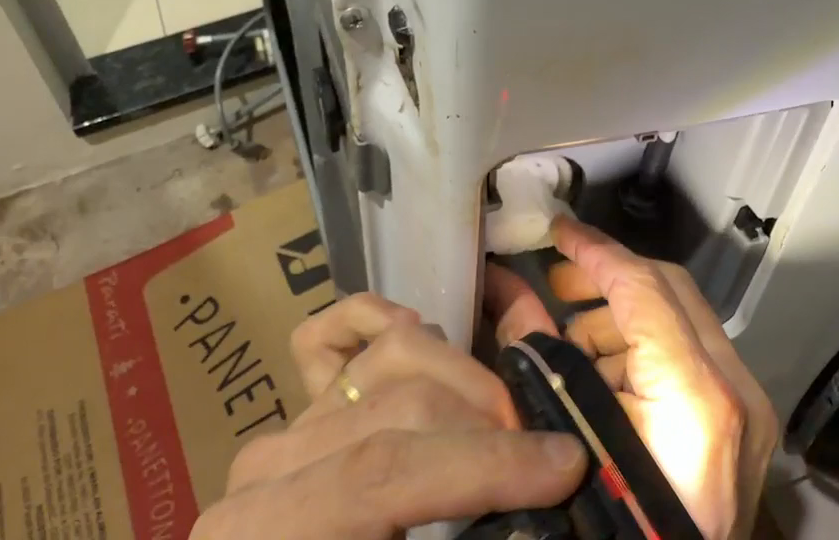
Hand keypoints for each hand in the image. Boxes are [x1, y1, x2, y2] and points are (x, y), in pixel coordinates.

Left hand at [192, 293, 587, 539]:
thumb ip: (461, 537)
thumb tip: (538, 516)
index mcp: (281, 525)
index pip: (390, 468)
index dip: (487, 461)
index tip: (564, 464)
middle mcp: (274, 462)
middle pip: (402, 403)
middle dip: (488, 422)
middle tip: (545, 457)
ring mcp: (286, 429)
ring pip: (387, 355)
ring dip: (461, 377)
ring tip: (501, 424)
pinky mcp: (297, 416)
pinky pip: (332, 338)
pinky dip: (375, 320)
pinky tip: (417, 326)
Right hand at [485, 220, 779, 539]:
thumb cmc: (610, 525)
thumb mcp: (562, 432)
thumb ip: (536, 350)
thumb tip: (506, 289)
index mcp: (696, 397)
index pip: (642, 287)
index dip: (594, 251)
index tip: (558, 232)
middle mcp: (737, 392)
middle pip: (671, 291)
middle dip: (610, 276)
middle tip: (558, 282)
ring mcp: (750, 411)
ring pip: (685, 320)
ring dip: (627, 313)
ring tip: (574, 335)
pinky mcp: (746, 425)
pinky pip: (695, 357)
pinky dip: (649, 348)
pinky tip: (606, 373)